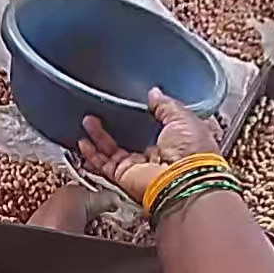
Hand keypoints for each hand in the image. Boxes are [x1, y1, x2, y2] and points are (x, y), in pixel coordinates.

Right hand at [77, 87, 221, 203]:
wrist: (181, 179)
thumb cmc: (191, 152)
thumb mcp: (182, 117)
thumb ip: (166, 105)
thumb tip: (154, 93)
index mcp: (170, 141)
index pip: (149, 127)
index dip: (137, 117)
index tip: (126, 105)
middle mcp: (151, 156)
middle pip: (125, 138)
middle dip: (111, 125)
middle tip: (100, 111)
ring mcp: (135, 167)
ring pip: (110, 150)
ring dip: (97, 136)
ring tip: (87, 121)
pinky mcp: (122, 176)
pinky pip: (103, 164)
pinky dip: (91, 155)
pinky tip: (83, 142)